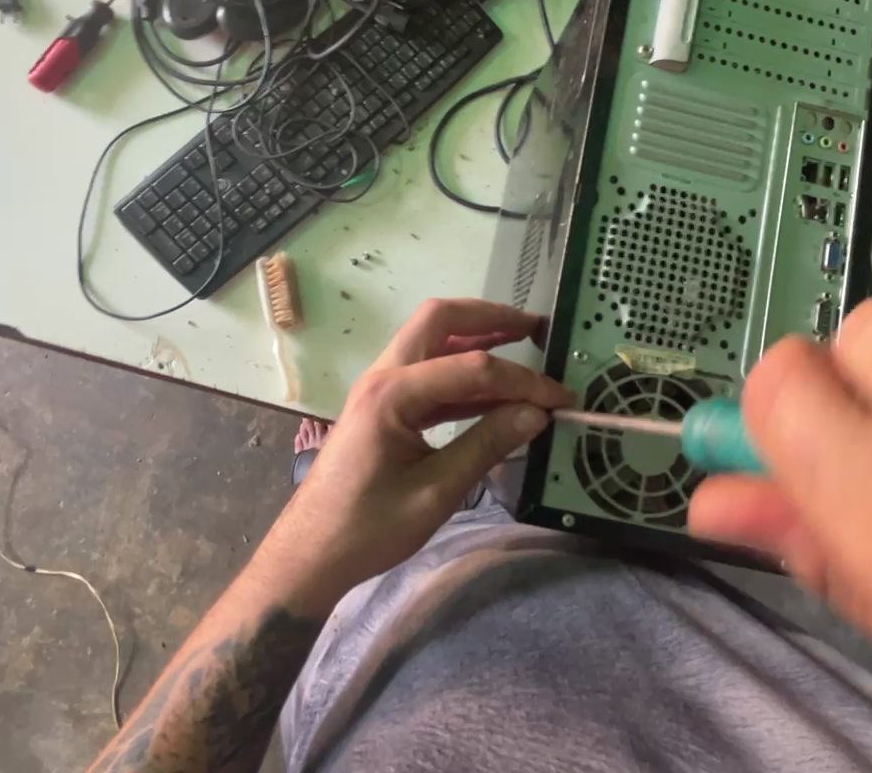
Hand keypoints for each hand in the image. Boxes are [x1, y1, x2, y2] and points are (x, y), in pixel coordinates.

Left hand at [250, 298, 570, 614]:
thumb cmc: (367, 529)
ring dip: (477, 337)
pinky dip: (463, 370)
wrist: (310, 554)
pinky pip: (429, 372)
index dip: (522, 379)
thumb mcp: (434, 493)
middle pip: (440, 320)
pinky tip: (494, 388)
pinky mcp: (385, 404)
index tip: (560, 398)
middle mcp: (384, 375)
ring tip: (523, 343)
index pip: (471, 368)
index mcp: (392, 394)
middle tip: (535, 328)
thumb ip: (486, 445)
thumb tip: (537, 413)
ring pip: (433, 340)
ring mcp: (381, 386)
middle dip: (490, 317)